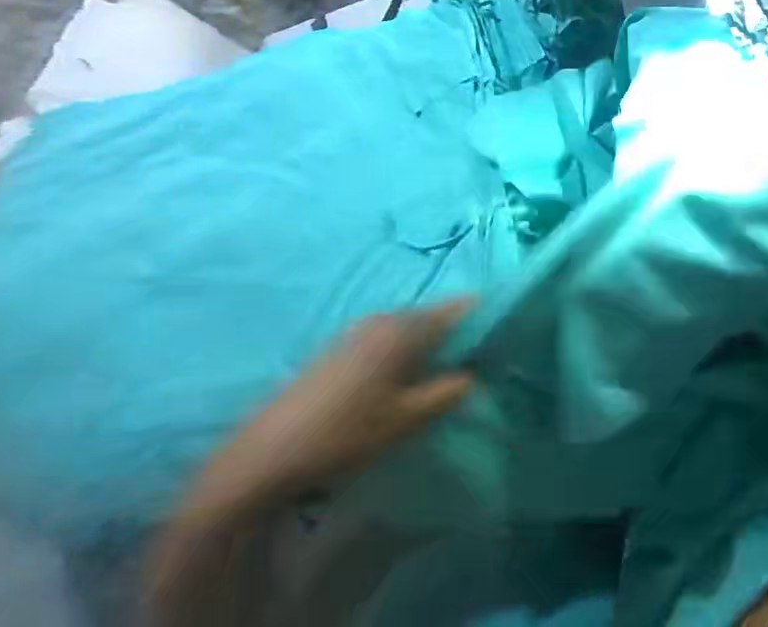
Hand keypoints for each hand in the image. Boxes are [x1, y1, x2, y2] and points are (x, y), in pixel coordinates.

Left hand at [183, 302, 475, 521]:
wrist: (262, 458)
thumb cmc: (344, 434)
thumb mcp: (407, 419)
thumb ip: (449, 392)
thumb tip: (473, 374)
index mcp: (404, 327)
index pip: (461, 308)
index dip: (487, 320)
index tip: (505, 340)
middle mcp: (383, 318)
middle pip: (436, 317)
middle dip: (460, 338)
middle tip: (477, 367)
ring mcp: (358, 331)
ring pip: (412, 331)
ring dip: (432, 349)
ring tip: (444, 380)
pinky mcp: (340, 349)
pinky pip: (390, 341)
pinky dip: (407, 356)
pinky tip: (404, 386)